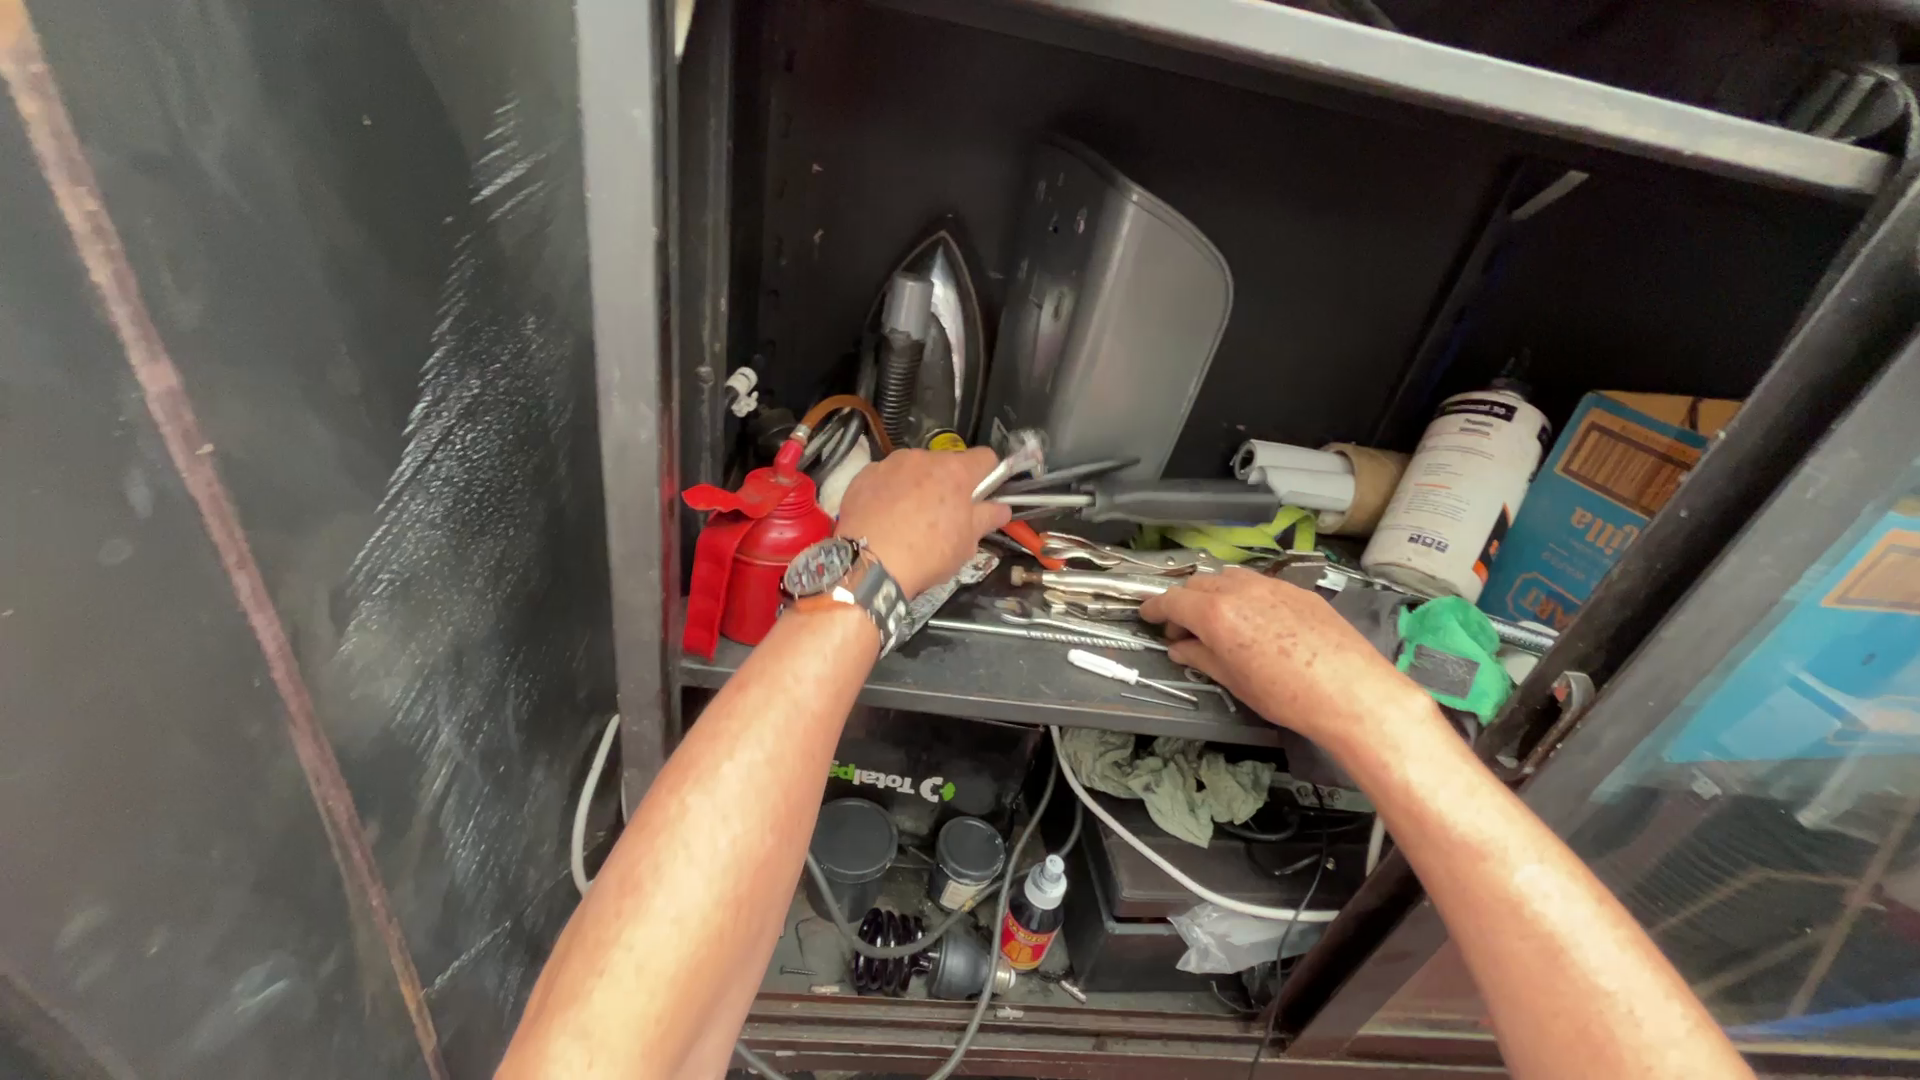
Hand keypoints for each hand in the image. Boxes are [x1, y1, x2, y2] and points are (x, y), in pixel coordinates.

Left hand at [835, 447, 1011, 597]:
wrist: (868, 563)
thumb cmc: (926, 553)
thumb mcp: (966, 543)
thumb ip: (986, 519)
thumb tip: (1002, 509)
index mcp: (955, 471)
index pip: (985, 458)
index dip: (988, 475)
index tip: (982, 495)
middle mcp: (923, 458)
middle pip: (945, 464)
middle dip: (948, 485)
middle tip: (943, 517)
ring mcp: (890, 464)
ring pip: (913, 469)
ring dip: (917, 486)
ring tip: (908, 519)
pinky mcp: (863, 476)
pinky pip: (884, 478)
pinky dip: (888, 492)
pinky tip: (884, 518)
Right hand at [1138, 568, 1434, 751]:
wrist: (1353, 692)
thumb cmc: (1286, 695)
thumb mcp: (1234, 681)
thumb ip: (1201, 657)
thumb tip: (1180, 648)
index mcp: (1215, 612)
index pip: (1172, 600)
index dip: (1154, 607)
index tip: (1146, 616)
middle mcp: (1239, 589)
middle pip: (1198, 584)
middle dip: (1184, 602)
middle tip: (1182, 629)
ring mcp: (1271, 585)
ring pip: (1229, 577)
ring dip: (1213, 593)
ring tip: (1216, 620)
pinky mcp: (1298, 591)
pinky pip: (1258, 583)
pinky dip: (1243, 595)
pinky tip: (1254, 621)